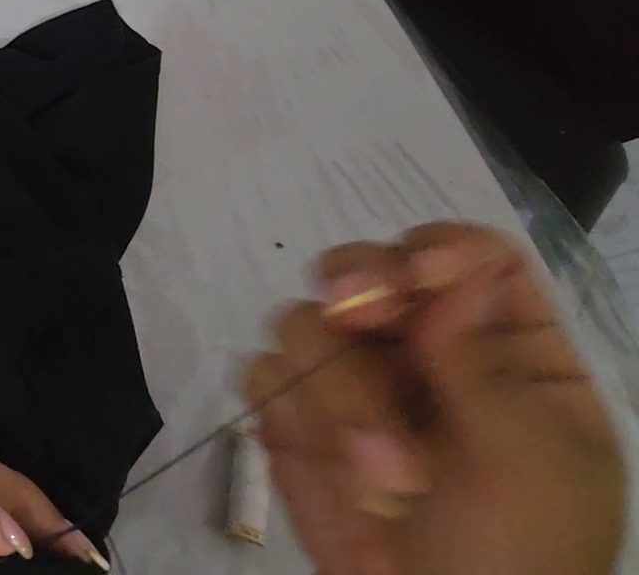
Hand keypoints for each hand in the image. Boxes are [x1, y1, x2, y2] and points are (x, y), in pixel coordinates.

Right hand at [245, 222, 624, 574]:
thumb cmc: (517, 555)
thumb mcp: (535, 468)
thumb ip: (486, 369)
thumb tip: (448, 277)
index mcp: (504, 353)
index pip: (469, 259)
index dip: (437, 252)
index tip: (414, 278)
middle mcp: (417, 347)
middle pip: (363, 267)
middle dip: (354, 285)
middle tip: (351, 311)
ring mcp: (345, 372)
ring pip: (302, 321)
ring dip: (333, 393)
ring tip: (373, 472)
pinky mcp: (288, 403)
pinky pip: (261, 371)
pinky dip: (292, 417)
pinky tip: (327, 466)